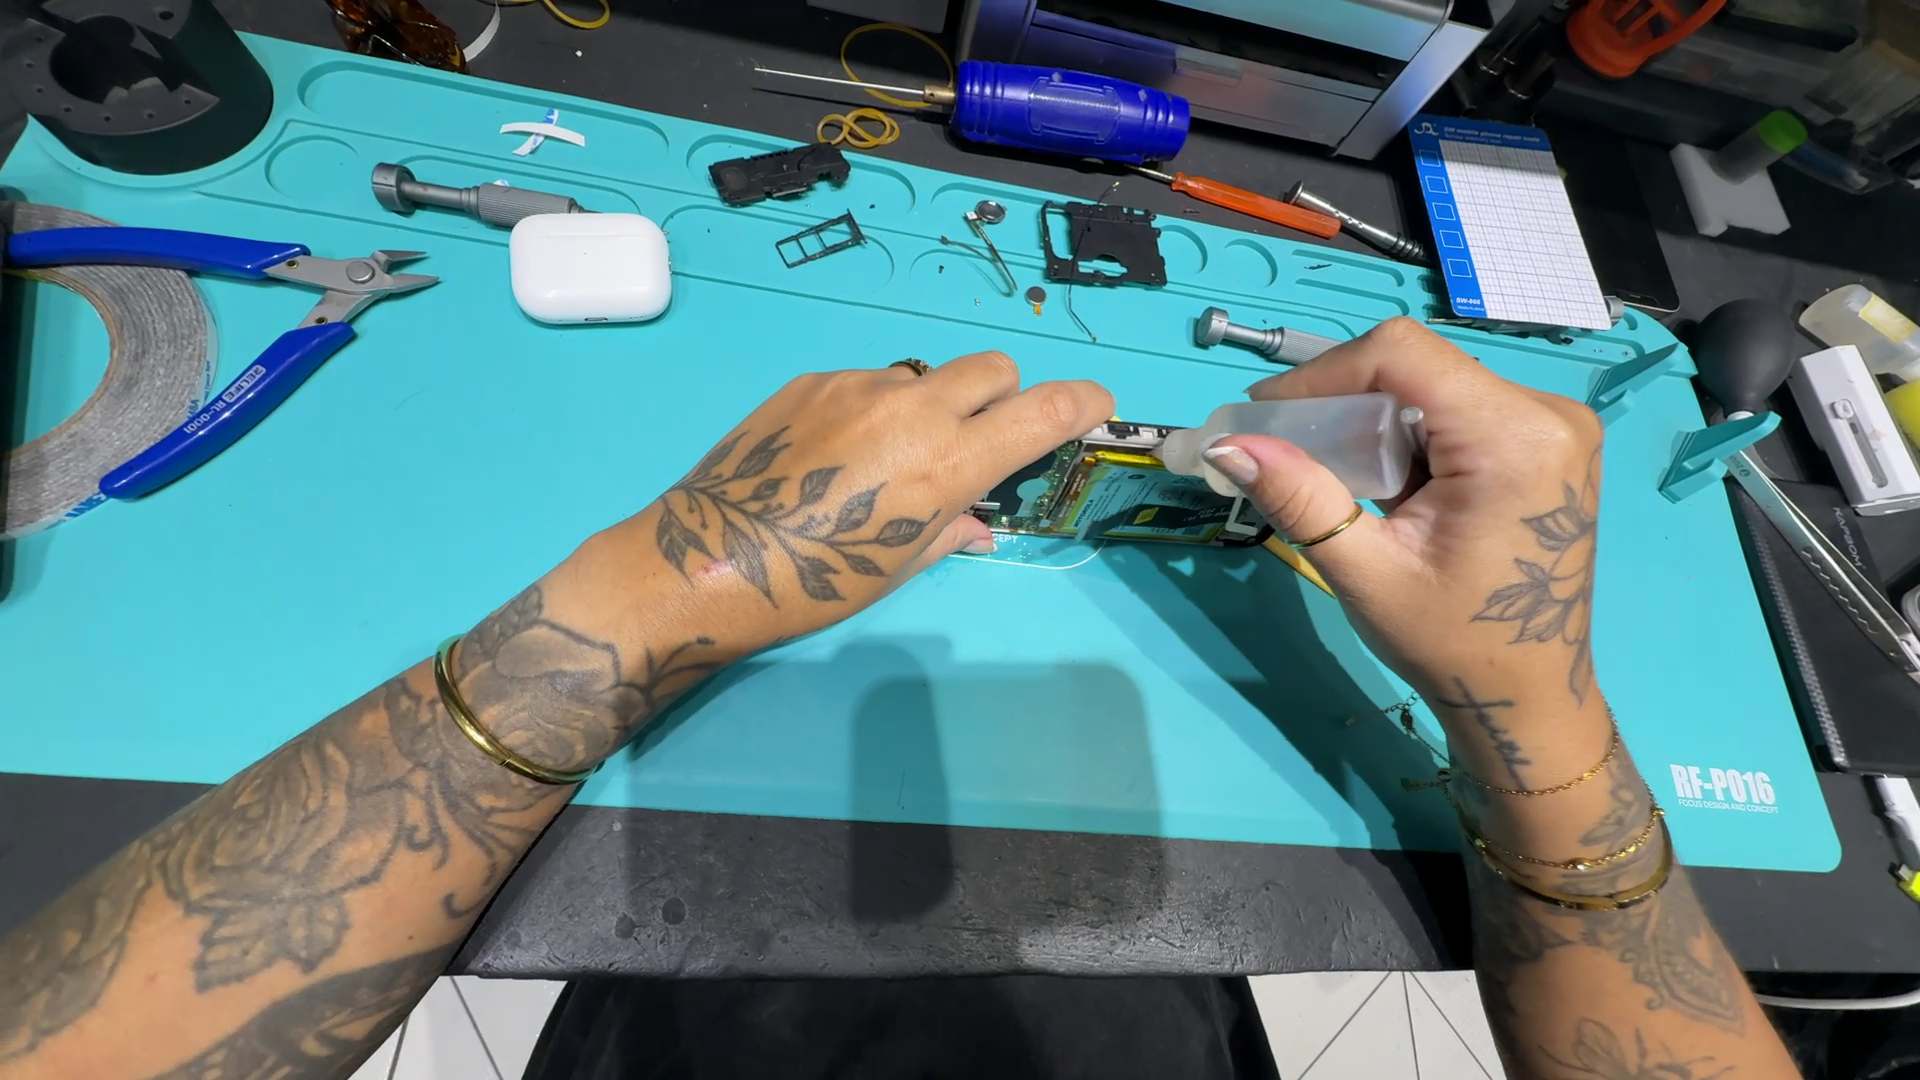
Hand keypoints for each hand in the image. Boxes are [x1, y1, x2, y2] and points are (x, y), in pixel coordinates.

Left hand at [574, 353, 1113, 658]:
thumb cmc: (815, 583)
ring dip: (932, 405)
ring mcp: (860, 384)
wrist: (706, 558)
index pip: (1042, 411)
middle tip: (974, 440)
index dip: (1082, 401)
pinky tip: (834, 450)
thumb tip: (978, 524)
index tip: (1094, 404)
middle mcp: (914, 408)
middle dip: (1002, 398)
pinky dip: (877, 408)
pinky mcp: (813, 377)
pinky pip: (870, 381)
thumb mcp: (897, 568)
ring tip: (884, 456)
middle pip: (993, 368)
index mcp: (947, 463)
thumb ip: (951, 531)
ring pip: (926, 376)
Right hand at [1201, 318, 1603, 714]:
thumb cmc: (1449, 639)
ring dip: (1363, 418)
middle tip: (1283, 444)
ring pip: (1425, 383)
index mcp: (1514, 439)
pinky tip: (1375, 478)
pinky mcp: (1536, 440)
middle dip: (1336, 398)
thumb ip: (1298, 499)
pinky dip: (1394, 432)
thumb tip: (1226, 446)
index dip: (1320, 373)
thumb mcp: (1364, 571)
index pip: (1400, 356)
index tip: (1263, 413)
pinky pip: (1446, 407)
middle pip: (1413, 365)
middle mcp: (1544, 413)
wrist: (1522, 689)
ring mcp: (1547, 424)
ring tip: (1324, 467)